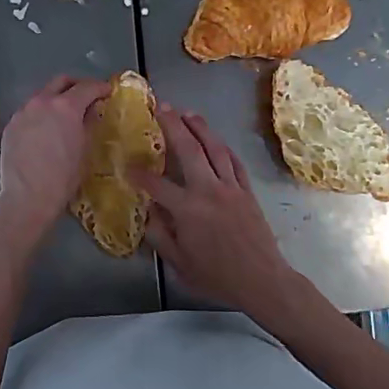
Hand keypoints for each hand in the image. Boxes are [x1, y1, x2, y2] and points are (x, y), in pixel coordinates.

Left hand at [0, 75, 109, 240]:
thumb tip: (89, 112)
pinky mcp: (10, 126)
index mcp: (65, 106)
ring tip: (64, 115)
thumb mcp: (84, 150)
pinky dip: (40, 115)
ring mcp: (22, 113)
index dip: (100, 88)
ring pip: (41, 96)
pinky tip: (44, 130)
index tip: (106, 92)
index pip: (87, 87)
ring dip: (55, 100)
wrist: (28, 197)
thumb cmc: (63, 177)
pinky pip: (28, 113)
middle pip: (61, 82)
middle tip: (86, 96)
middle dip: (76, 86)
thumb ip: (88, 124)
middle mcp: (41, 103)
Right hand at [132, 108, 303, 318]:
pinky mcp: (248, 192)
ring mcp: (232, 189)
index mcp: (187, 209)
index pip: (156, 184)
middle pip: (189, 150)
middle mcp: (209, 191)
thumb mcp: (178, 261)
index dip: (138, 174)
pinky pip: (235, 163)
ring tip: (188, 113)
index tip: (126, 166)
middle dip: (174, 126)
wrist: (263, 281)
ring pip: (215, 150)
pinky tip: (215, 140)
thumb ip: (159, 234)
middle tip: (162, 107)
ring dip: (200, 128)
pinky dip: (223, 148)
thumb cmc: (216, 276)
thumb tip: (148, 212)